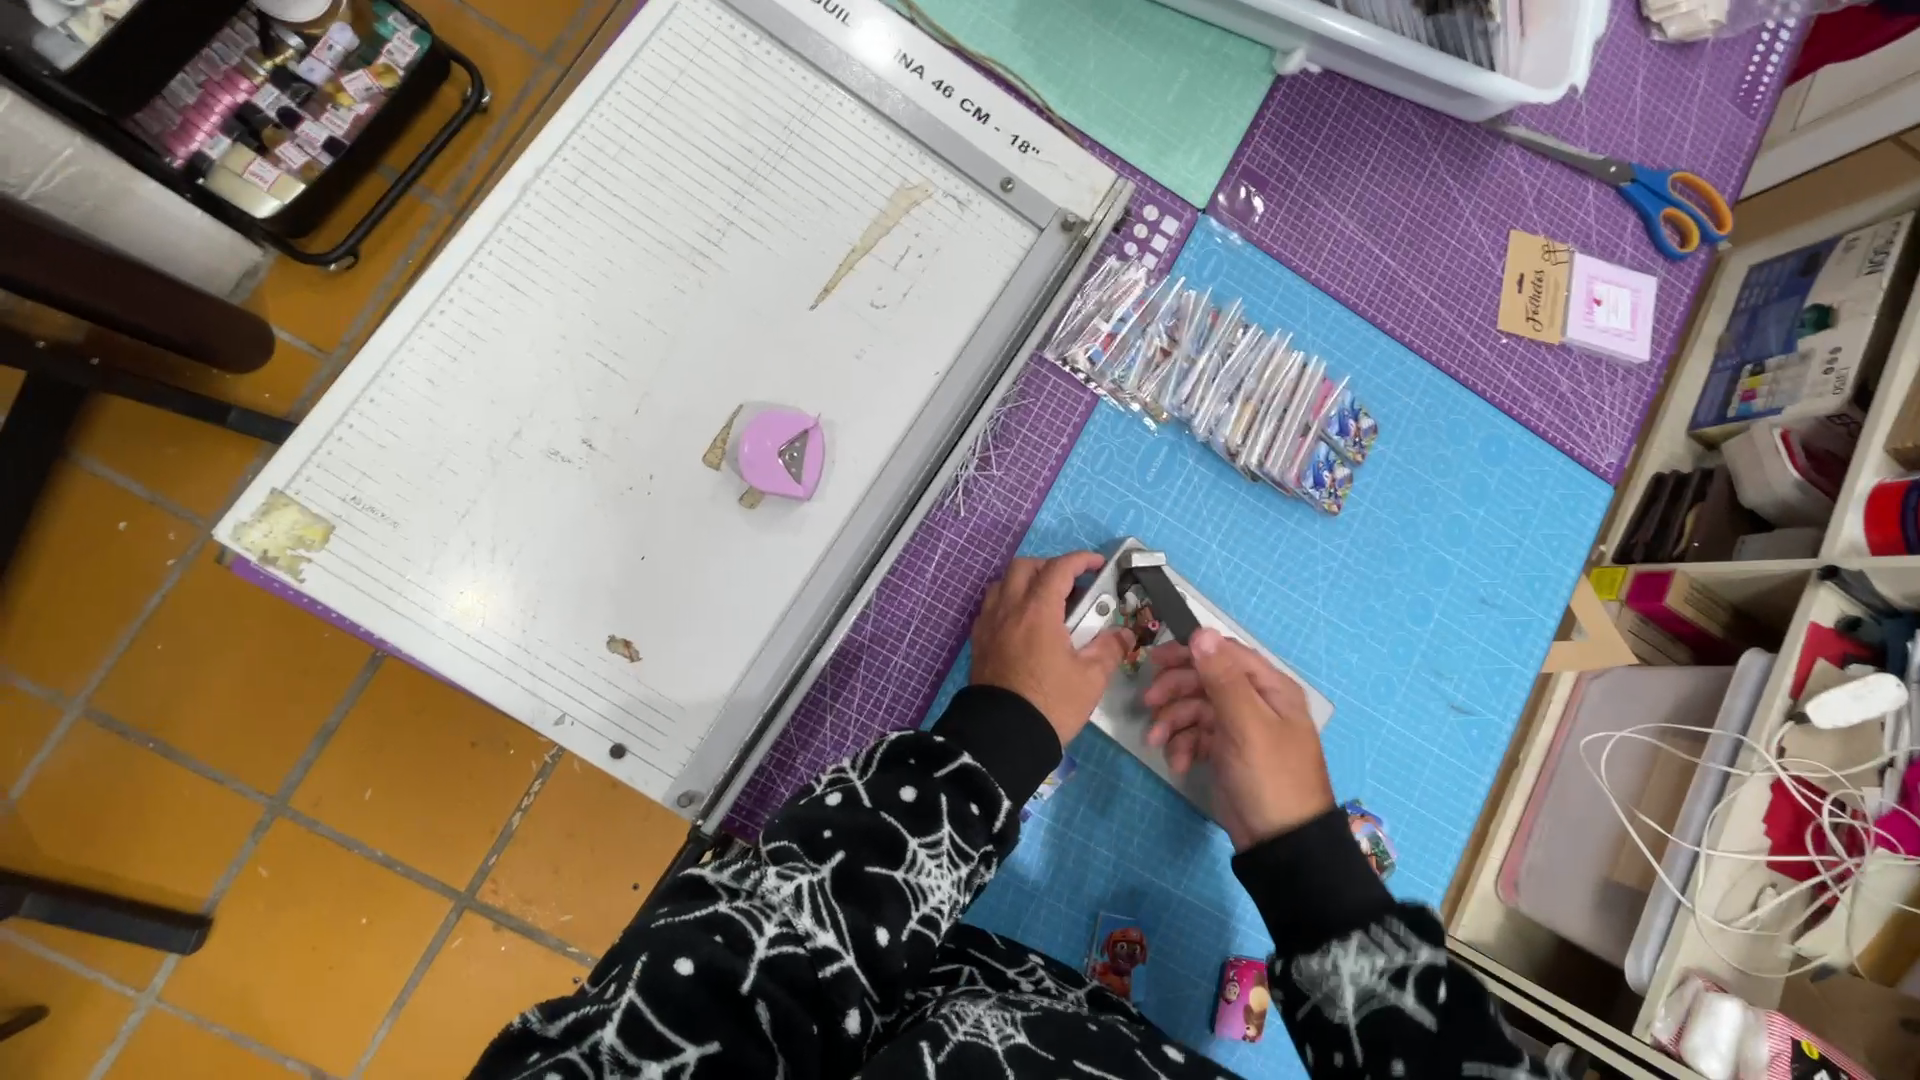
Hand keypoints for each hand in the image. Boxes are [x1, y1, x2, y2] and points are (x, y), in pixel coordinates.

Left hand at [970, 552, 1134, 747]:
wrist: (1004, 736)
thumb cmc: (1050, 703)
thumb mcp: (1090, 678)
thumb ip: (1109, 649)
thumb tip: (1123, 634)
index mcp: (1037, 611)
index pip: (1058, 569)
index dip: (1080, 561)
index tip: (1097, 565)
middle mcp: (1008, 610)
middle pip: (1024, 567)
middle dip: (1049, 567)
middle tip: (1071, 585)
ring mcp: (989, 625)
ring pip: (1002, 584)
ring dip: (1025, 583)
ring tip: (1047, 604)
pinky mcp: (978, 642)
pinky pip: (991, 608)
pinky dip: (1009, 603)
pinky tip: (1024, 626)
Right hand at [1142, 627, 1333, 850]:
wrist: (1280, 842)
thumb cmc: (1270, 777)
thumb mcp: (1247, 724)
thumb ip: (1223, 678)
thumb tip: (1201, 632)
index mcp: (1269, 687)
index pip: (1224, 653)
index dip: (1189, 653)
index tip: (1155, 659)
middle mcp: (1255, 701)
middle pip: (1204, 679)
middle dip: (1175, 691)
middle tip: (1148, 703)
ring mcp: (1239, 727)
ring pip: (1194, 708)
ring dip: (1172, 722)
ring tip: (1156, 743)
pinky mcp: (1225, 751)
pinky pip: (1195, 735)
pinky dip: (1182, 745)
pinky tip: (1178, 763)